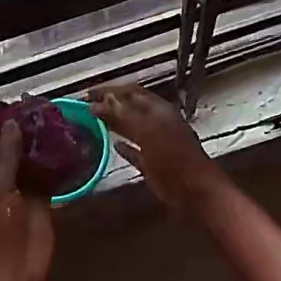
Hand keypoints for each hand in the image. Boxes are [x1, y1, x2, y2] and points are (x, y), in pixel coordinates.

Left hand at [0, 121, 53, 280]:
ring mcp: (18, 190)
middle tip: (38, 107)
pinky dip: (55, 161)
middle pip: (5, 148)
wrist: (15, 275)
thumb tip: (11, 122)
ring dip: (38, 143)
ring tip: (55, 119)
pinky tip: (68, 144)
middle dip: (18, 129)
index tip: (8, 105)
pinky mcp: (39, 200)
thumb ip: (6, 155)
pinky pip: (46, 175)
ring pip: (27, 159)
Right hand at [89, 83, 226, 216]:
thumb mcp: (147, 131)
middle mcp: (157, 123)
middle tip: (86, 106)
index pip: (131, 92)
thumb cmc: (173, 157)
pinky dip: (124, 147)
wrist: (194, 190)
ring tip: (93, 121)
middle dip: (109, 105)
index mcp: (159, 110)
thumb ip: (124, 115)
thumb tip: (101, 101)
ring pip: (131, 129)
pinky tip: (113, 145)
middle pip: (130, 109)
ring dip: (114, 123)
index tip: (88, 93)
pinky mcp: (153, 164)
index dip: (110, 90)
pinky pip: (136, 152)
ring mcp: (156, 143)